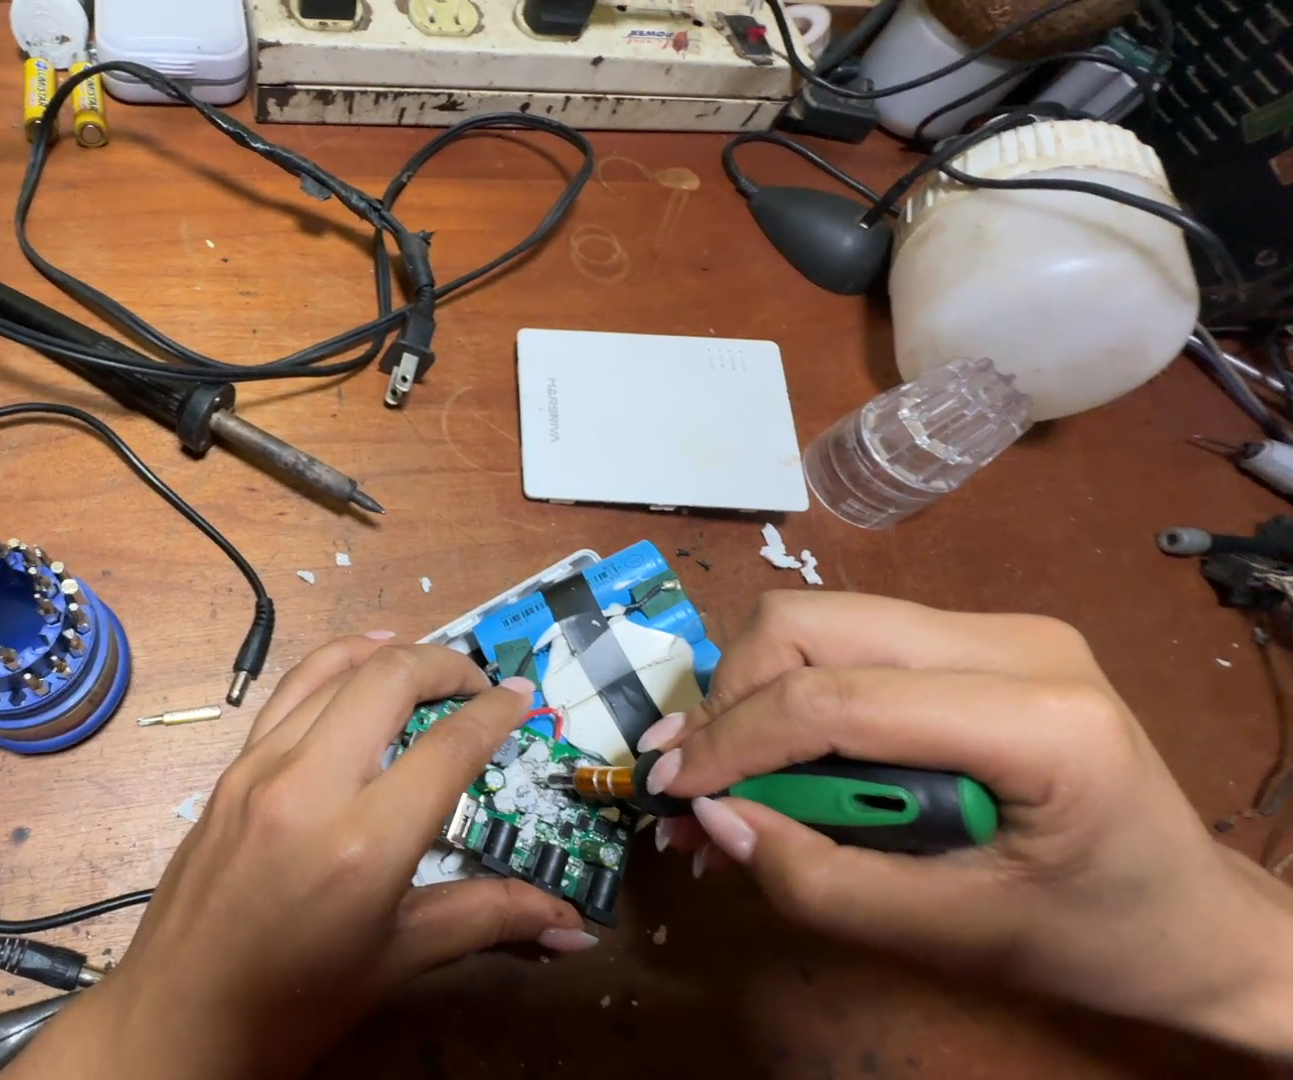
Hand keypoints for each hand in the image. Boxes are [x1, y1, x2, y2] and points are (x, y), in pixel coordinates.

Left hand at [11, 636, 596, 1079]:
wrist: (178, 1016)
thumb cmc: (297, 999)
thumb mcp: (399, 958)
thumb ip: (490, 918)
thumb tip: (578, 933)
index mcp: (365, 841)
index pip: (448, 747)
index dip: (494, 714)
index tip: (519, 699)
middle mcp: (311, 784)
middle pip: (388, 680)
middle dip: (444, 666)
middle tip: (476, 685)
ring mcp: (262, 765)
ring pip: (334, 671)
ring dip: (389, 655)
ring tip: (427, 665)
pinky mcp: (232, 765)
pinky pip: (289, 691)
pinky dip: (332, 663)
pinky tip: (358, 658)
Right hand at [647, 591, 1292, 1057]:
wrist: (1201, 915)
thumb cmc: (1095, 937)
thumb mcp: (951, 937)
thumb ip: (816, 881)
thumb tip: (707, 817)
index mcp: (1039, 721)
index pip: (831, 700)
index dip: (731, 741)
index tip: (672, 790)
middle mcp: (1008, 641)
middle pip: (801, 625)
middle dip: (727, 698)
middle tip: (698, 771)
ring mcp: (985, 625)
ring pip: (804, 619)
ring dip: (743, 689)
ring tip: (723, 761)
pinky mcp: (958, 632)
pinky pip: (830, 637)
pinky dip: (776, 687)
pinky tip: (768, 741)